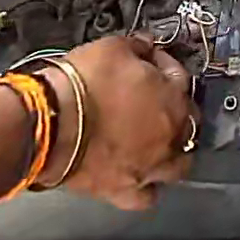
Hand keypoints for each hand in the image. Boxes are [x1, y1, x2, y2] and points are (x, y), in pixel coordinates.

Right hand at [41, 35, 193, 210]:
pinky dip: (146, 186)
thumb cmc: (83, 82)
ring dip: (172, 152)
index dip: (164, 64)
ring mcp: (150, 167)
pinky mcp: (125, 190)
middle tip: (156, 98)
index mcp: (172, 98)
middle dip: (175, 108)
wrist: (51, 123)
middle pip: (188, 122)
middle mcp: (170, 136)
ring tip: (158, 142)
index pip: (180, 77)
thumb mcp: (112, 47)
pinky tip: (139, 176)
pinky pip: (146, 195)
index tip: (151, 60)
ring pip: (178, 165)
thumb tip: (146, 44)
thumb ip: (137, 46)